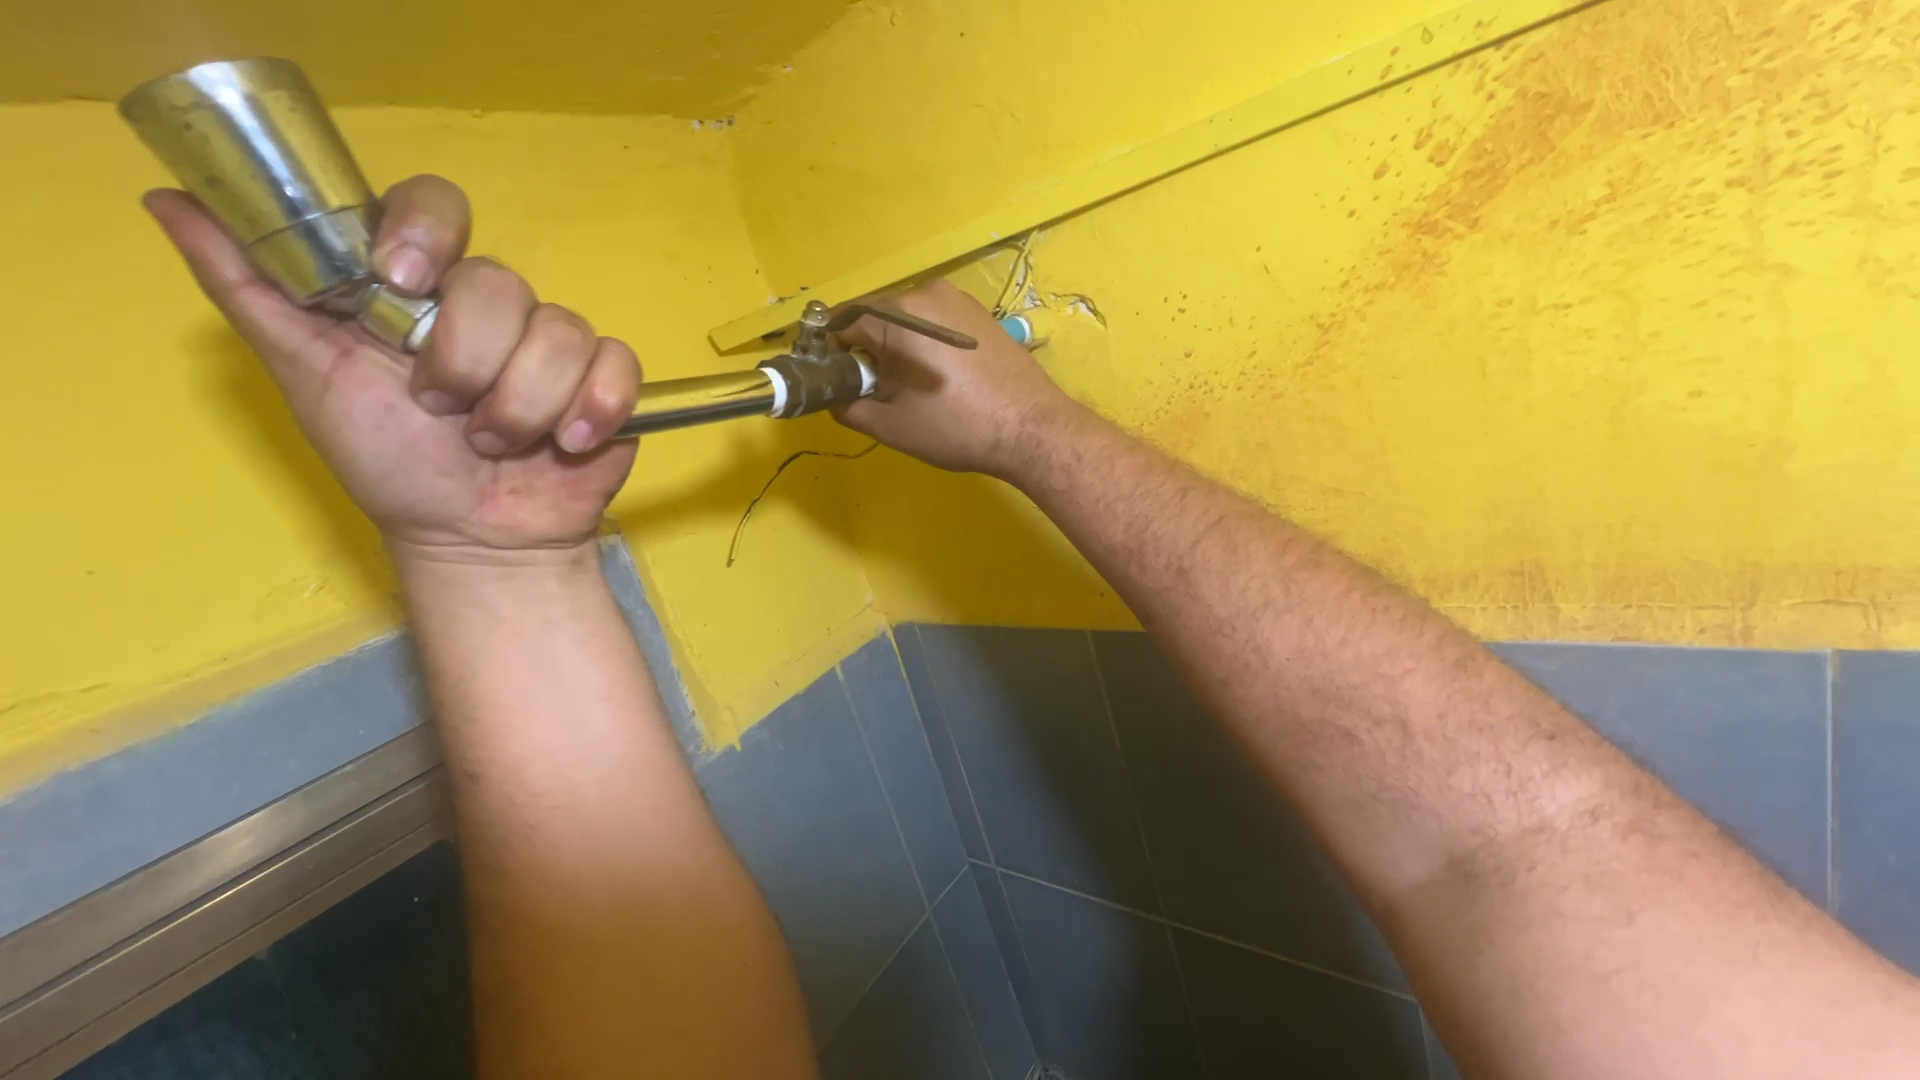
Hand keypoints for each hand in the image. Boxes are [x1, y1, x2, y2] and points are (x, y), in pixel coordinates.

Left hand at [145, 176, 640, 561]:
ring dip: (524, 404)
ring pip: (560, 331)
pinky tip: (570, 443)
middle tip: (445, 410)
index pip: (435, 206)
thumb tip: (169, 201)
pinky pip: (617, 364)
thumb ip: (255, 295)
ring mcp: (554, 345)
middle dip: (470, 360)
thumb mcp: (311, 380)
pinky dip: (596, 406)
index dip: (426, 229)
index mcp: (421, 293)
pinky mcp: (607, 382)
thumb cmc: (394, 467)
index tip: (404, 281)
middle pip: (500, 281)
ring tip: (500, 445)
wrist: (476, 540)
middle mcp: (491, 309)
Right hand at [833, 281, 1078, 477]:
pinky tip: (939, 377)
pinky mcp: (977, 312)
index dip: (831, 354)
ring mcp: (955, 298)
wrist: (1031, 429)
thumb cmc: (956, 427)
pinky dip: (922, 344)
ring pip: (903, 319)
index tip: (842, 385)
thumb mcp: (889, 426)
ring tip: (913, 388)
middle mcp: (924, 291)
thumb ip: (847, 406)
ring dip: (895, 348)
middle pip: (872, 316)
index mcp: (896, 314)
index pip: (839, 321)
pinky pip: (931, 321)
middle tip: (880, 392)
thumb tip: (834, 396)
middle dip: (866, 350)